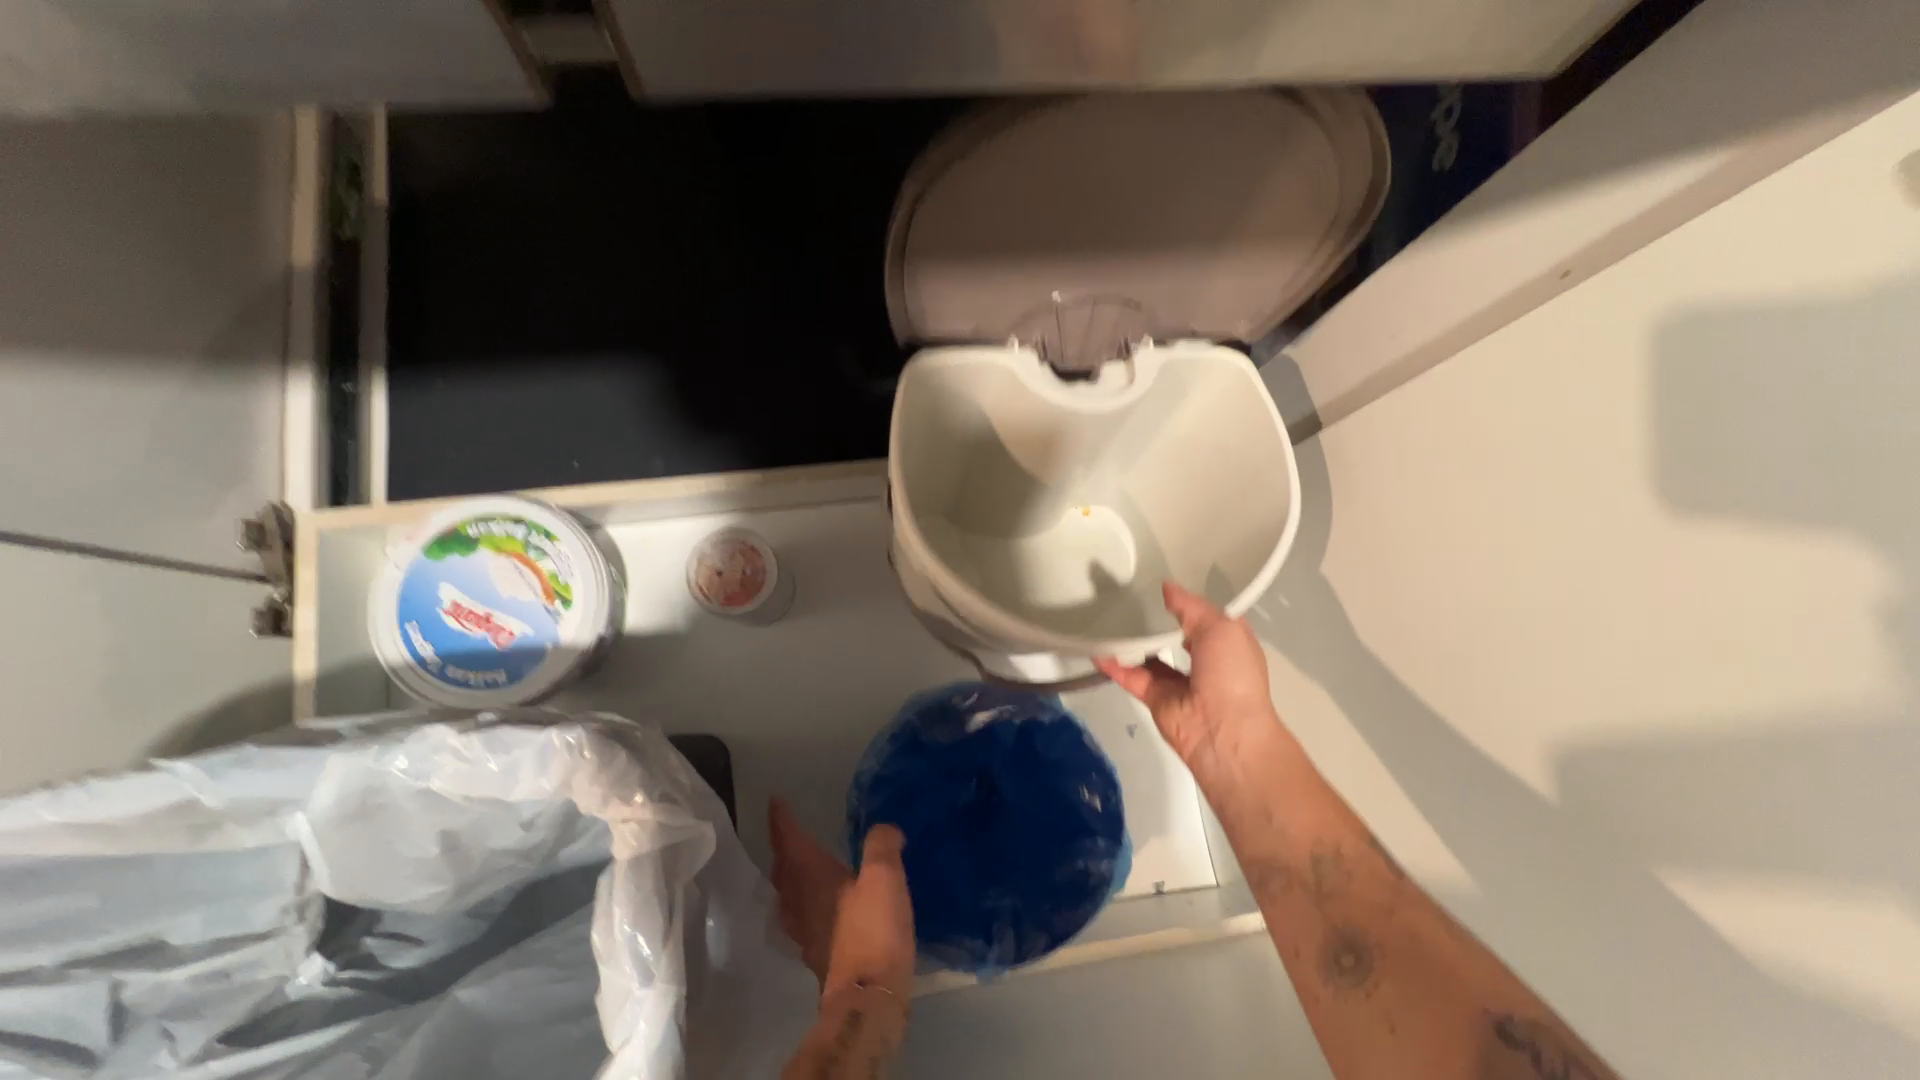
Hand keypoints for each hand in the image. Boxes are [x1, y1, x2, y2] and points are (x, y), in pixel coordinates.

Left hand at [769, 799, 915, 999]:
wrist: (868, 999)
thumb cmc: (873, 931)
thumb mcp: (884, 877)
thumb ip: (881, 845)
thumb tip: (884, 828)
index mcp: (811, 878)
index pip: (790, 842)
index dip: (782, 821)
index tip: (775, 802)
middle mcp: (801, 903)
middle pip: (785, 871)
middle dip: (785, 850)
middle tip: (788, 834)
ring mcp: (807, 933)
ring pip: (790, 897)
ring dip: (792, 879)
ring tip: (801, 870)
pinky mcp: (820, 956)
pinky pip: (805, 919)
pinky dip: (807, 904)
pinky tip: (823, 911)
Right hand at [1096, 582, 1276, 765]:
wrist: (1223, 732)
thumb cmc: (1231, 673)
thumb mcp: (1221, 627)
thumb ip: (1191, 606)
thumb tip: (1167, 587)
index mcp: (1225, 643)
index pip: (1204, 616)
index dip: (1186, 600)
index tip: (1162, 580)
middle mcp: (1204, 661)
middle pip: (1174, 634)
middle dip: (1155, 618)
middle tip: (1127, 593)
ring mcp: (1178, 682)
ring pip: (1150, 655)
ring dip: (1132, 640)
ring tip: (1106, 615)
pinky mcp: (1155, 698)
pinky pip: (1132, 676)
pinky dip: (1114, 664)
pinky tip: (1095, 647)